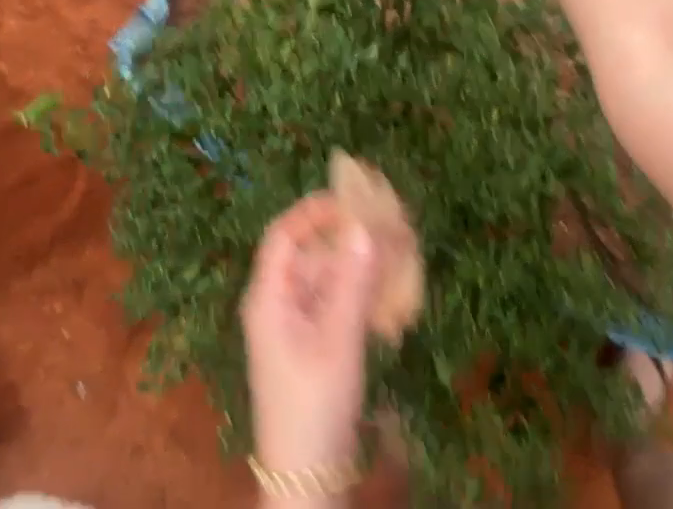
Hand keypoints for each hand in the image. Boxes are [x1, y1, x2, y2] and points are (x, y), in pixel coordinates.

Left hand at [243, 194, 379, 477]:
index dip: (315, 211)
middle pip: (312, 255)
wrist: (307, 473)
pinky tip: (393, 292)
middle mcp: (279, 304)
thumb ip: (352, 283)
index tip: (354, 198)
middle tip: (392, 227)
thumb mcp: (337, 340)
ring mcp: (297, 326)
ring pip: (330, 279)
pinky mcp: (315, 346)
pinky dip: (362, 293)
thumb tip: (364, 228)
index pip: (285, 235)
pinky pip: (338, 304)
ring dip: (362, 265)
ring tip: (402, 253)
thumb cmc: (313, 404)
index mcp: (270, 298)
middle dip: (349, 238)